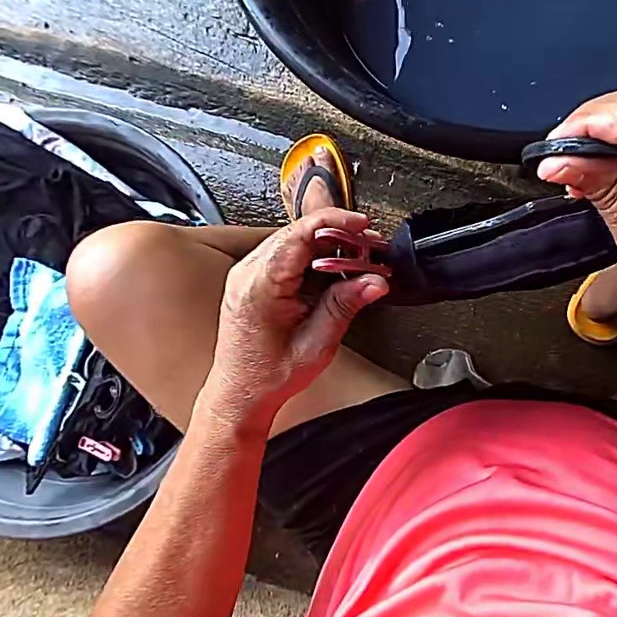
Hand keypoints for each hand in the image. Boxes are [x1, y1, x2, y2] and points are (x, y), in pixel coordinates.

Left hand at [197, 210, 389, 426]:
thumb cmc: (268, 376)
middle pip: (299, 232)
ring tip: (357, 263)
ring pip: (295, 240)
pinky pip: (288, 254)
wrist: (241, 394)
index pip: (301, 232)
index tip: (363, 226)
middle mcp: (249, 272)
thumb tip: (374, 281)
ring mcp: (248, 273)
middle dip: (340, 235)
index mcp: (261, 284)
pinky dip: (315, 257)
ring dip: (329, 246)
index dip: (336, 222)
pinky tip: (334, 272)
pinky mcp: (254, 278)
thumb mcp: (317, 343)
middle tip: (370, 249)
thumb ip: (345, 306)